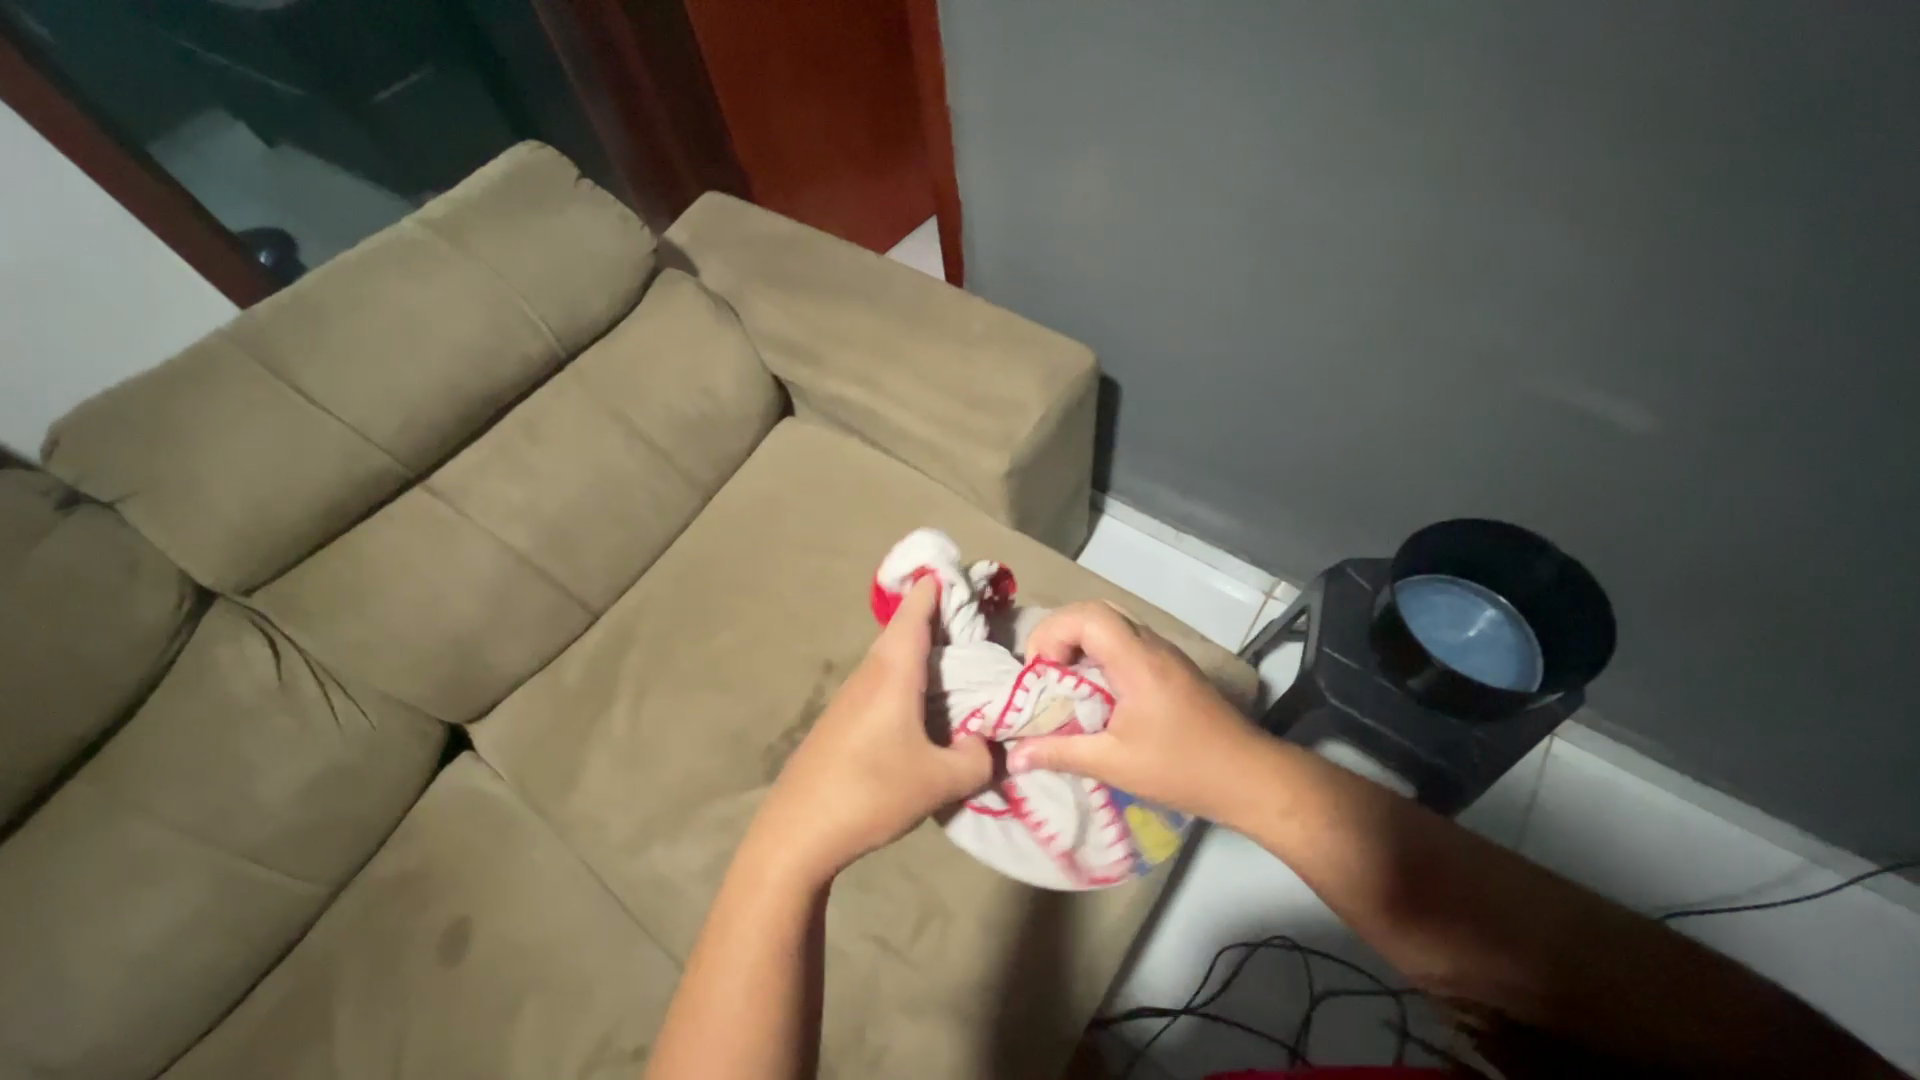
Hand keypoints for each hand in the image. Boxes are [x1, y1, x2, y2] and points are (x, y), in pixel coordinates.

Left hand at [749, 578, 994, 882]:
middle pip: (907, 632)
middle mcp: (870, 674)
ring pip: (895, 662)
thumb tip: (986, 744)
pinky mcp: (841, 722)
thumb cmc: (871, 793)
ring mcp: (850, 698)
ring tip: (964, 669)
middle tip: (982, 625)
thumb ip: (977, 758)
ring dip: (926, 658)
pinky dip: (910, 685)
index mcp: (893, 671)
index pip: (917, 609)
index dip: (941, 585)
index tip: (967, 573)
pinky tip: (927, 713)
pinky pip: (884, 687)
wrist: (796, 833)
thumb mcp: (940, 781)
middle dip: (942, 622)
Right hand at [1006, 602, 1267, 823]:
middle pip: (1097, 611)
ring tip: (1064, 681)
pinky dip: (1100, 654)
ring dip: (1080, 643)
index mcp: (1137, 660)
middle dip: (1061, 633)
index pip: (1087, 616)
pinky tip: (1094, 692)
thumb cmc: (1181, 768)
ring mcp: (1165, 655)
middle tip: (1045, 671)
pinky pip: (1127, 642)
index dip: (1052, 634)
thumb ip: (1060, 753)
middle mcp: (1152, 646)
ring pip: (1113, 624)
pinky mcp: (1172, 668)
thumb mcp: (1114, 764)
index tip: (1041, 674)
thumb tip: (1013, 757)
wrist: (1249, 777)